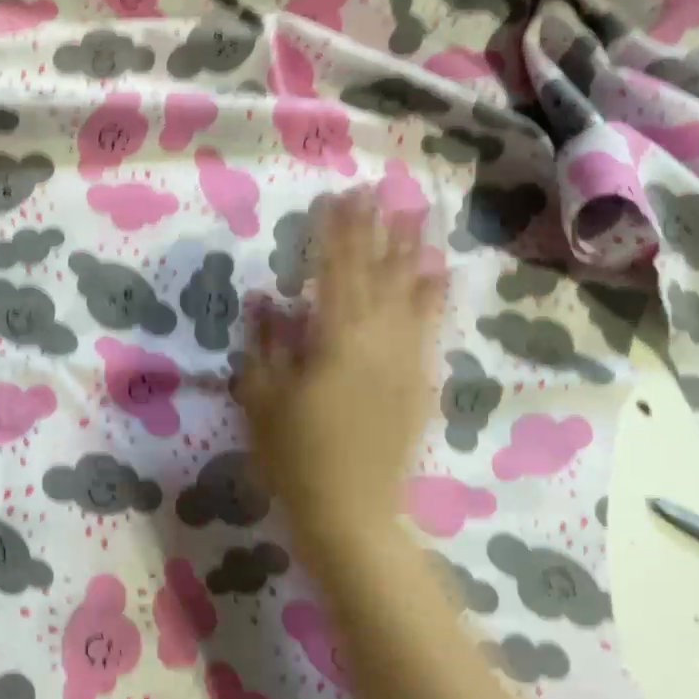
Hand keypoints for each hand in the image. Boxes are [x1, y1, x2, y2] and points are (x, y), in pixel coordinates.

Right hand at [234, 192, 443, 555]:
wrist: (351, 510)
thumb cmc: (293, 455)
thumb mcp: (262, 398)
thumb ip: (266, 343)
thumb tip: (265, 298)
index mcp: (334, 340)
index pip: (333, 272)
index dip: (333, 233)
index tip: (334, 197)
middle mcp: (378, 339)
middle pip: (376, 272)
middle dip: (373, 229)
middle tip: (376, 188)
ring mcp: (406, 358)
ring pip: (410, 291)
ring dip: (409, 249)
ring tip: (414, 212)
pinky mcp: (420, 380)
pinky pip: (431, 324)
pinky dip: (434, 293)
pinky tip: (437, 271)